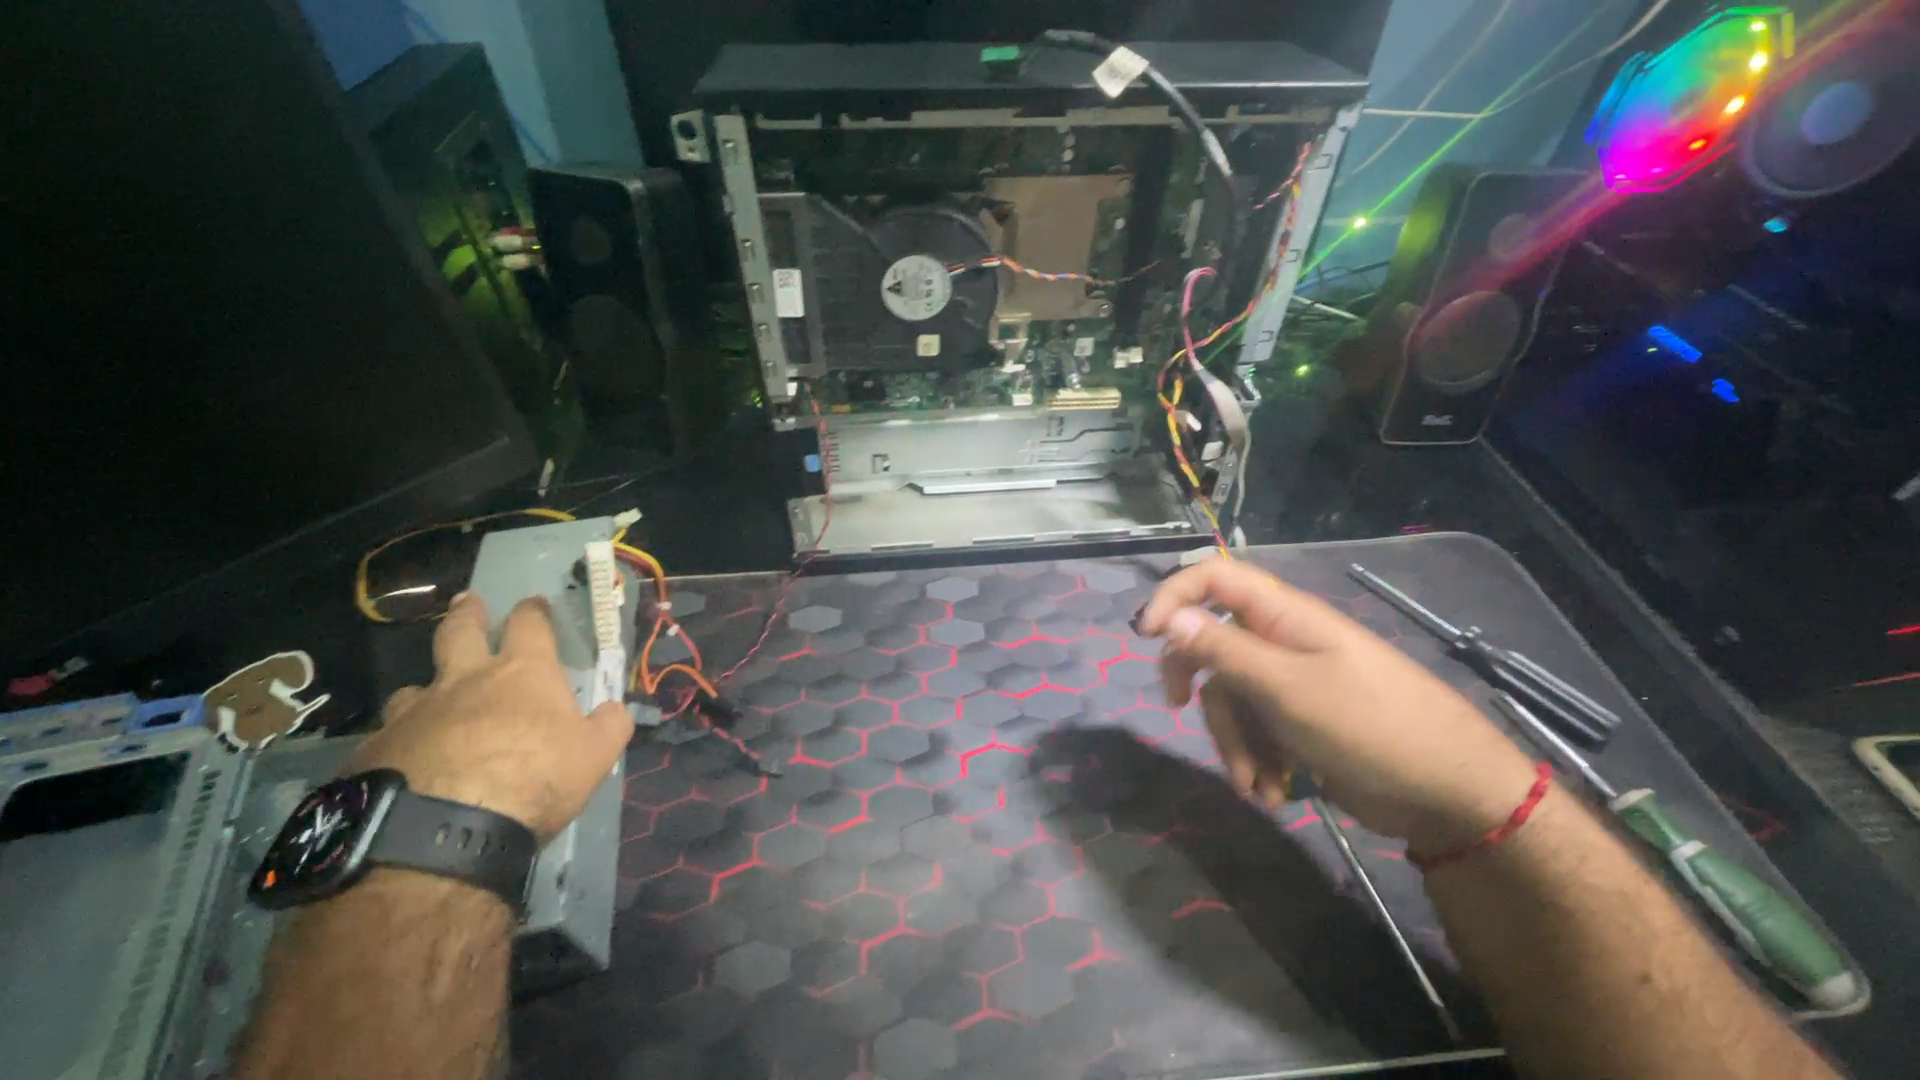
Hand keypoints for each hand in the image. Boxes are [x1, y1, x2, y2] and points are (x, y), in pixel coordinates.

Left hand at [353, 593, 632, 841]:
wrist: (446, 829)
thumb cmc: (535, 779)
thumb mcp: (595, 755)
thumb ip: (609, 727)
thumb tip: (615, 709)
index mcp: (522, 674)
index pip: (529, 626)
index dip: (533, 611)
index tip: (534, 603)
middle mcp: (464, 681)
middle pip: (459, 633)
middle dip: (467, 614)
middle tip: (467, 602)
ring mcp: (414, 713)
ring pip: (414, 686)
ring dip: (425, 686)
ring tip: (427, 695)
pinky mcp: (376, 749)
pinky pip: (388, 735)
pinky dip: (400, 739)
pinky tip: (403, 759)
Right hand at [1138, 559, 1538, 858]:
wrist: (1448, 794)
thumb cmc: (1370, 727)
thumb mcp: (1288, 689)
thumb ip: (1225, 651)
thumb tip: (1170, 618)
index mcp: (1284, 617)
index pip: (1215, 578)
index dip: (1174, 596)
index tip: (1146, 635)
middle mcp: (1283, 643)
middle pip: (1212, 644)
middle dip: (1196, 683)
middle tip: (1173, 706)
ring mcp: (1292, 686)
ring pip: (1230, 697)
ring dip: (1234, 743)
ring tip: (1258, 786)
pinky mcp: (1299, 725)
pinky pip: (1255, 730)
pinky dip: (1256, 760)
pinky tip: (1273, 791)